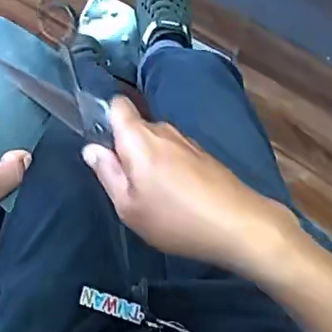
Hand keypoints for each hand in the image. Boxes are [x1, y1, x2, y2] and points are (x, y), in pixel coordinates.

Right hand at [81, 97, 296, 279]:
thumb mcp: (128, 206)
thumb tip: (92, 149)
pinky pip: (176, 153)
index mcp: (138, 137)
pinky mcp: (206, 156)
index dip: (106, 117)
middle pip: (136, 127)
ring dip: (151, 160)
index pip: (118, 105)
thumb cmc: (174, 218)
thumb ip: (107, 173)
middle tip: (127, 184)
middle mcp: (163, 130)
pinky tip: (178, 196)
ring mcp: (188, 142)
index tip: (103, 144)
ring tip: (154, 194)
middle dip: (128, 148)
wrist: (239, 226)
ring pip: (157, 141)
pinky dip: (171, 168)